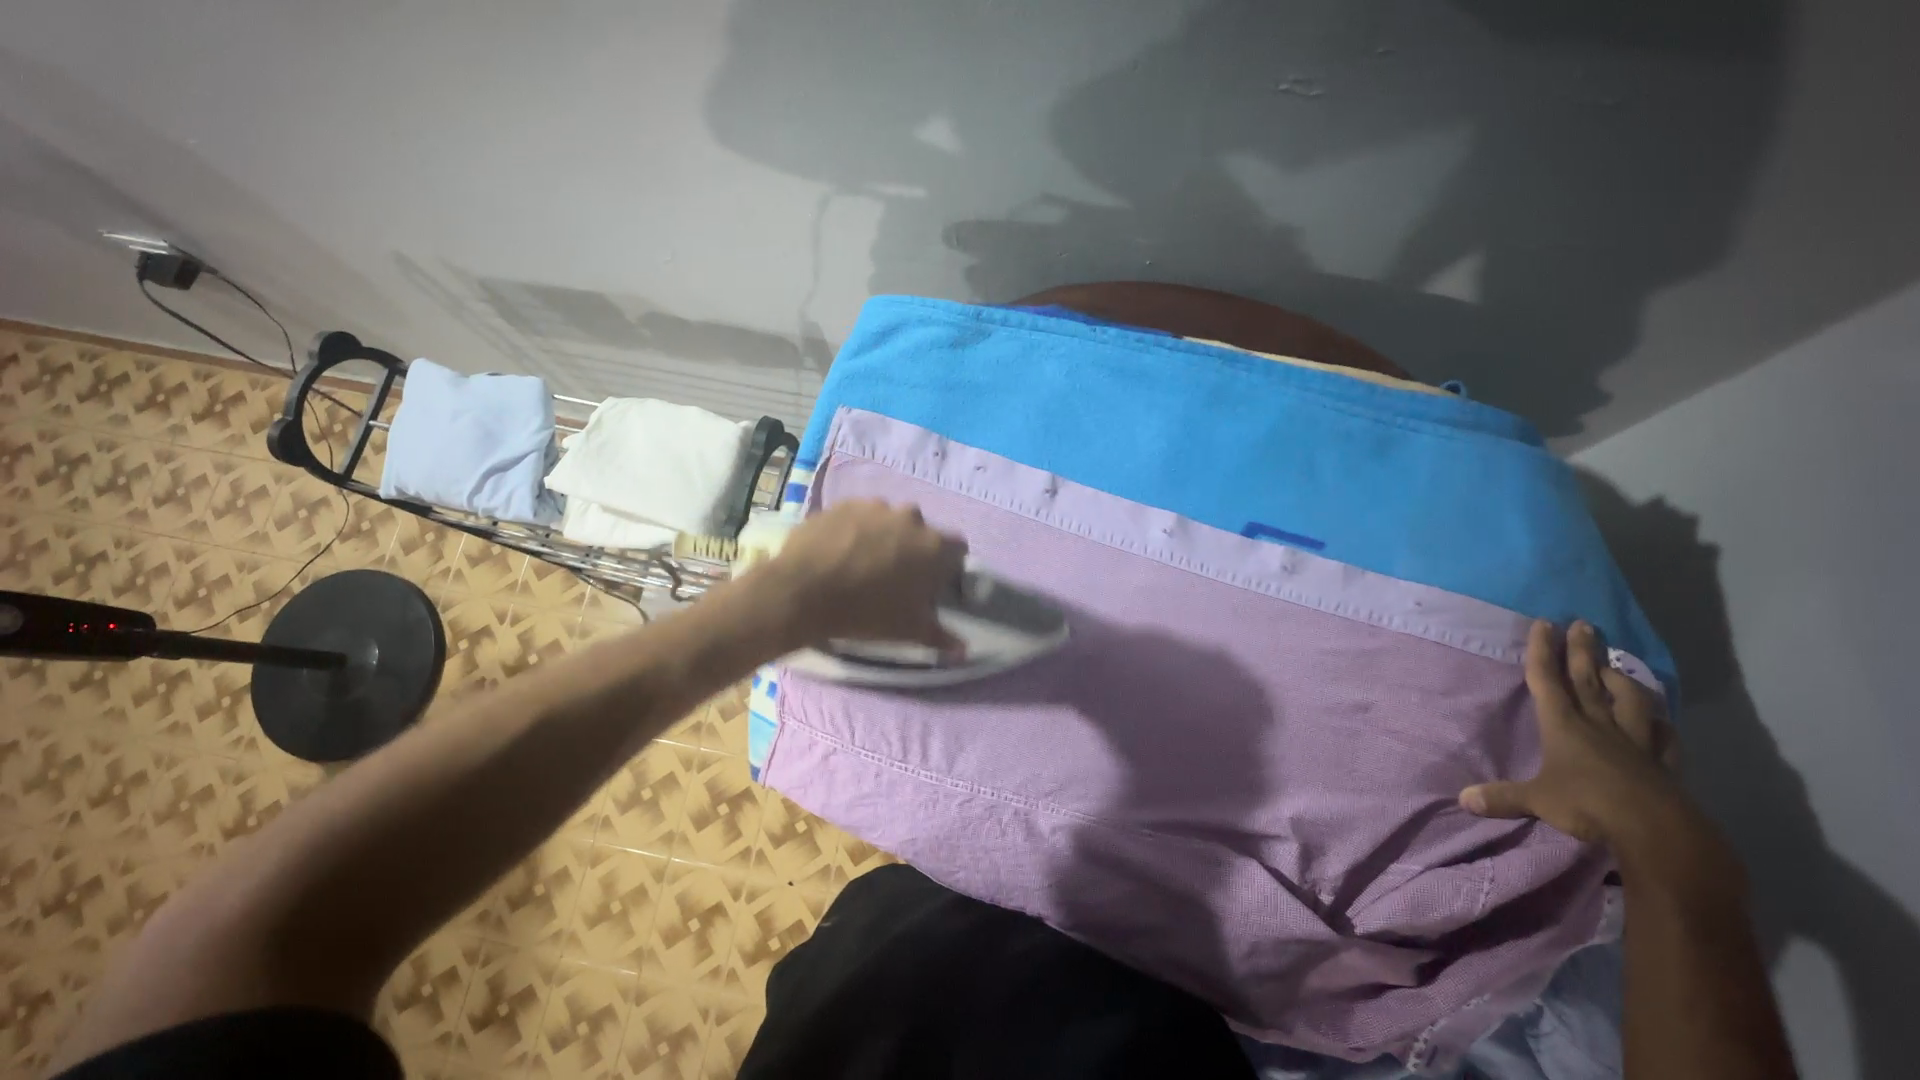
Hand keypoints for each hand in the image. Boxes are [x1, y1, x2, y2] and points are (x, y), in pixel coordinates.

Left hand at [758, 500, 967, 650]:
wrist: (802, 592)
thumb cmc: (866, 612)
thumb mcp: (908, 630)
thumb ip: (941, 637)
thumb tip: (964, 650)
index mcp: (934, 546)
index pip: (957, 550)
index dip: (948, 567)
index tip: (932, 584)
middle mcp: (910, 517)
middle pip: (921, 533)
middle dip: (913, 550)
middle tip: (894, 577)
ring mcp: (875, 507)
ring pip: (889, 522)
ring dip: (883, 538)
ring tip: (862, 565)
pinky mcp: (844, 504)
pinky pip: (859, 517)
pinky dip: (855, 532)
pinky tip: (839, 554)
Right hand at [1459, 619, 1685, 845]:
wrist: (1652, 827)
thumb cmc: (1586, 804)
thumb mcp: (1536, 800)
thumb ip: (1502, 797)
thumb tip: (1463, 798)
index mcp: (1564, 726)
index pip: (1547, 681)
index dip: (1542, 652)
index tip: (1543, 624)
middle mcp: (1598, 725)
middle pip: (1587, 680)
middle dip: (1581, 651)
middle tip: (1582, 624)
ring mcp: (1634, 741)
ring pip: (1629, 700)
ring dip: (1621, 680)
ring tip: (1615, 666)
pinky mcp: (1662, 761)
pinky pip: (1663, 737)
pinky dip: (1661, 726)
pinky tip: (1662, 721)